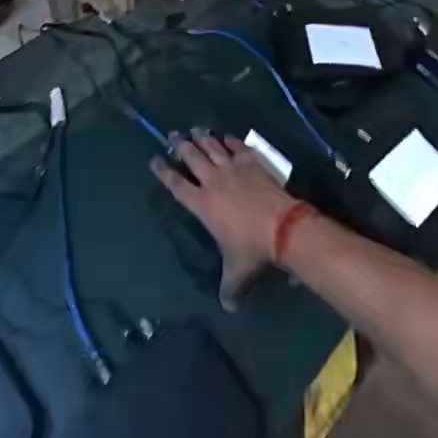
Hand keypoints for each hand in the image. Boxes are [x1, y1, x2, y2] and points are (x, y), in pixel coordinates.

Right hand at [150, 129, 302, 311]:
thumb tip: (228, 309)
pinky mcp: (251, 163)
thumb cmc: (253, 248)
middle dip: (180, 145)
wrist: (283, 227)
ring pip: (212, 147)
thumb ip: (229, 288)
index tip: (154, 160)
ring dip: (203, 137)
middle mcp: (212, 181)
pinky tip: (227, 136)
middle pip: (191, 157)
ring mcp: (232, 169)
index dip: (163, 171)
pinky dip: (231, 141)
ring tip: (196, 128)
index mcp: (202, 204)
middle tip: (173, 134)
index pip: (175, 185)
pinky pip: (237, 147)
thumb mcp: (237, 271)